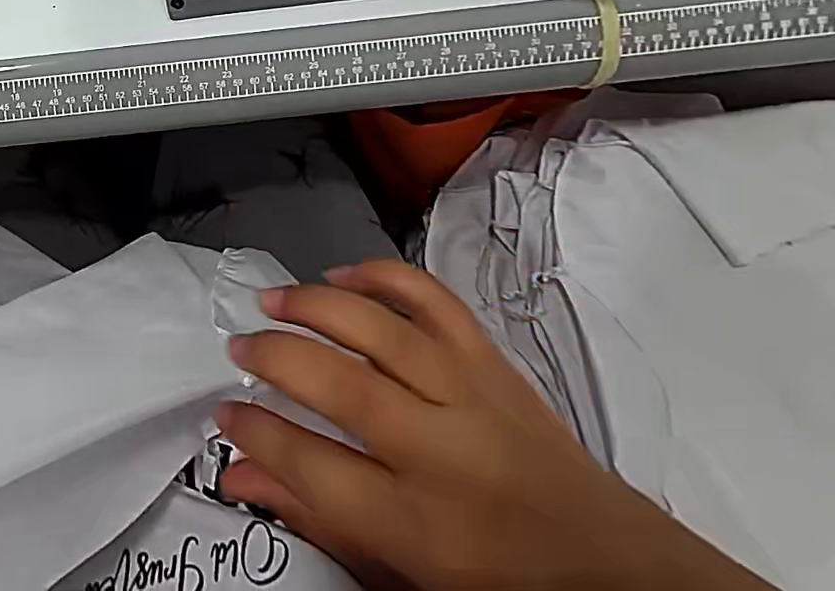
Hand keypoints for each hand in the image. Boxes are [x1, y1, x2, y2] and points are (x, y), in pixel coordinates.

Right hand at [214, 260, 775, 590]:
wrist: (610, 564)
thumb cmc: (491, 573)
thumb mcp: (397, 568)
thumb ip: (313, 514)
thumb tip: (237, 473)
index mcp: (417, 523)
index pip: (313, 465)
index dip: (255, 431)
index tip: (224, 412)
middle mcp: (442, 450)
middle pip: (341, 385)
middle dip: (275, 358)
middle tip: (239, 349)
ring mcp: (471, 394)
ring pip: (381, 331)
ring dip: (314, 305)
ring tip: (272, 300)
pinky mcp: (492, 361)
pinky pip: (434, 300)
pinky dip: (382, 275)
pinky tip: (342, 274)